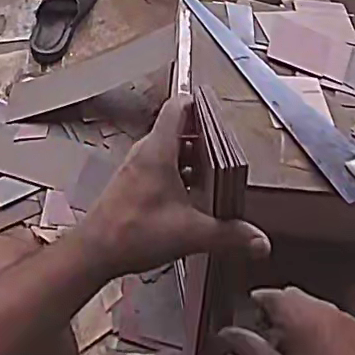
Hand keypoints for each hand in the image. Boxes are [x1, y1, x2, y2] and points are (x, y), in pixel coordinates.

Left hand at [72, 95, 269, 277]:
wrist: (94, 251)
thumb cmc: (134, 233)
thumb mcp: (191, 233)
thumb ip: (228, 235)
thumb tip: (260, 241)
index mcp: (158, 151)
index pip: (177, 108)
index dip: (198, 103)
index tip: (219, 110)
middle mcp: (145, 153)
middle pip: (177, 129)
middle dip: (203, 136)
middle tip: (228, 148)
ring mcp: (136, 168)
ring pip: (168, 149)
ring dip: (191, 157)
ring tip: (216, 172)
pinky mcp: (132, 183)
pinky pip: (159, 166)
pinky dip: (178, 172)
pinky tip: (193, 195)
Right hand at [217, 287, 354, 354]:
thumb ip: (247, 347)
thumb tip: (224, 334)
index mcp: (298, 314)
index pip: (266, 294)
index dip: (254, 309)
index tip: (250, 327)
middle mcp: (322, 308)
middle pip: (289, 297)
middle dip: (275, 313)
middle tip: (269, 342)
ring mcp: (343, 318)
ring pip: (310, 305)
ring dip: (297, 319)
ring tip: (293, 350)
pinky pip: (329, 317)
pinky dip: (318, 326)